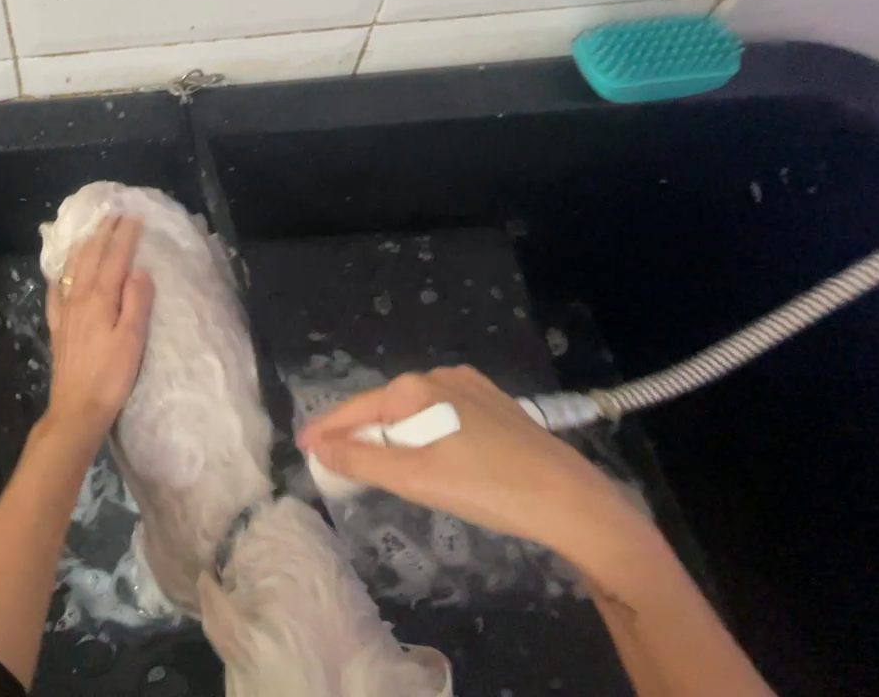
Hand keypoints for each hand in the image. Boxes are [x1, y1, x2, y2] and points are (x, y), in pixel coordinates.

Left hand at [43, 215, 154, 441]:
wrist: (76, 407)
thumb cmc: (111, 376)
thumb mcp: (132, 340)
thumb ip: (136, 302)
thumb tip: (139, 270)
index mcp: (100, 298)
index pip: (114, 258)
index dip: (125, 236)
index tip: (134, 217)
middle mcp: (79, 298)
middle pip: (90, 257)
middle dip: (103, 233)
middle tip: (113, 214)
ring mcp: (64, 311)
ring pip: (72, 269)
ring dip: (83, 246)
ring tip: (91, 232)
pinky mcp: (57, 326)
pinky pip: (56, 291)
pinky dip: (60, 274)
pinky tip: (60, 272)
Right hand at [298, 366, 650, 563]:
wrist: (574, 502)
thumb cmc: (487, 487)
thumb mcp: (415, 480)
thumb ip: (360, 462)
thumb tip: (319, 448)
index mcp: (413, 388)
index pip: (355, 409)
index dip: (327, 430)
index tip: (304, 446)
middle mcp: (438, 376)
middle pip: (384, 409)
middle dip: (361, 434)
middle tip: (340, 463)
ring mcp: (471, 387)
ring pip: (414, 412)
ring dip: (393, 436)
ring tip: (381, 464)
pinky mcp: (497, 404)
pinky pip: (443, 415)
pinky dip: (424, 433)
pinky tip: (430, 456)